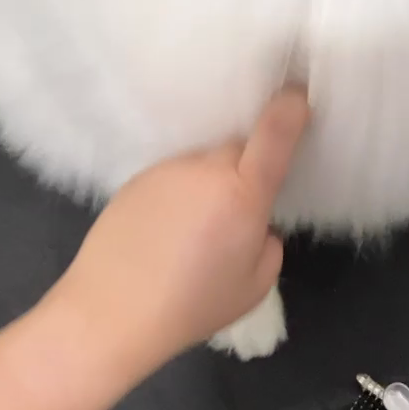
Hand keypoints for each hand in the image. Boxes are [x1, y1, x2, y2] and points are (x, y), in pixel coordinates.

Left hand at [32, 89, 310, 366]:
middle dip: (247, 169)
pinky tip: (166, 233)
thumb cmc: (193, 304)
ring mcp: (166, 172)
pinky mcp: (136, 181)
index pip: (274, 134)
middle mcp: (204, 171)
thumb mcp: (256, 285)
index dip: (291, 108)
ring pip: (203, 163)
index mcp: (242, 194)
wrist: (109, 314)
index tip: (299, 94)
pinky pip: (174, 176)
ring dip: (210, 184)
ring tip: (196, 232)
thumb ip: (269, 243)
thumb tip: (256, 226)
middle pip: (238, 148)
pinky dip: (181, 194)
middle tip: (239, 213)